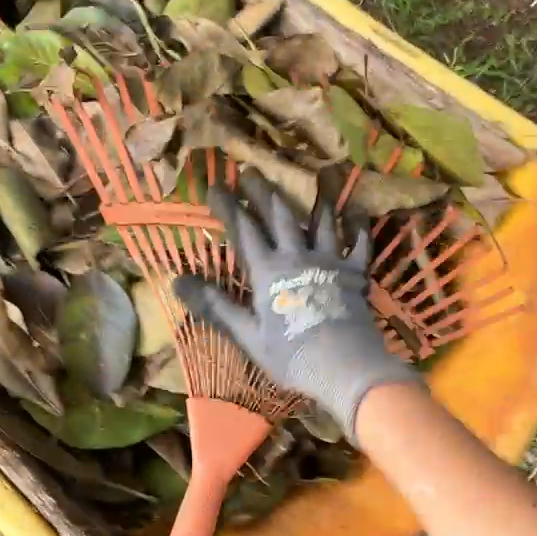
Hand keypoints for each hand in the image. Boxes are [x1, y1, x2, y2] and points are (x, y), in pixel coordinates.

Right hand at [174, 171, 418, 441]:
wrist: (344, 365)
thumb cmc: (291, 354)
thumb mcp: (247, 334)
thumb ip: (215, 306)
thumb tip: (176, 282)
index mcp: (268, 270)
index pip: (243, 229)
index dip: (228, 206)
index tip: (214, 185)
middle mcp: (298, 256)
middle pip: (279, 215)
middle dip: (263, 191)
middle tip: (252, 170)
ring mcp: (330, 261)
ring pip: (321, 221)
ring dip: (314, 199)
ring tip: (313, 178)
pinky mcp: (356, 273)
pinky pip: (359, 242)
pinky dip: (358, 225)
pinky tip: (358, 210)